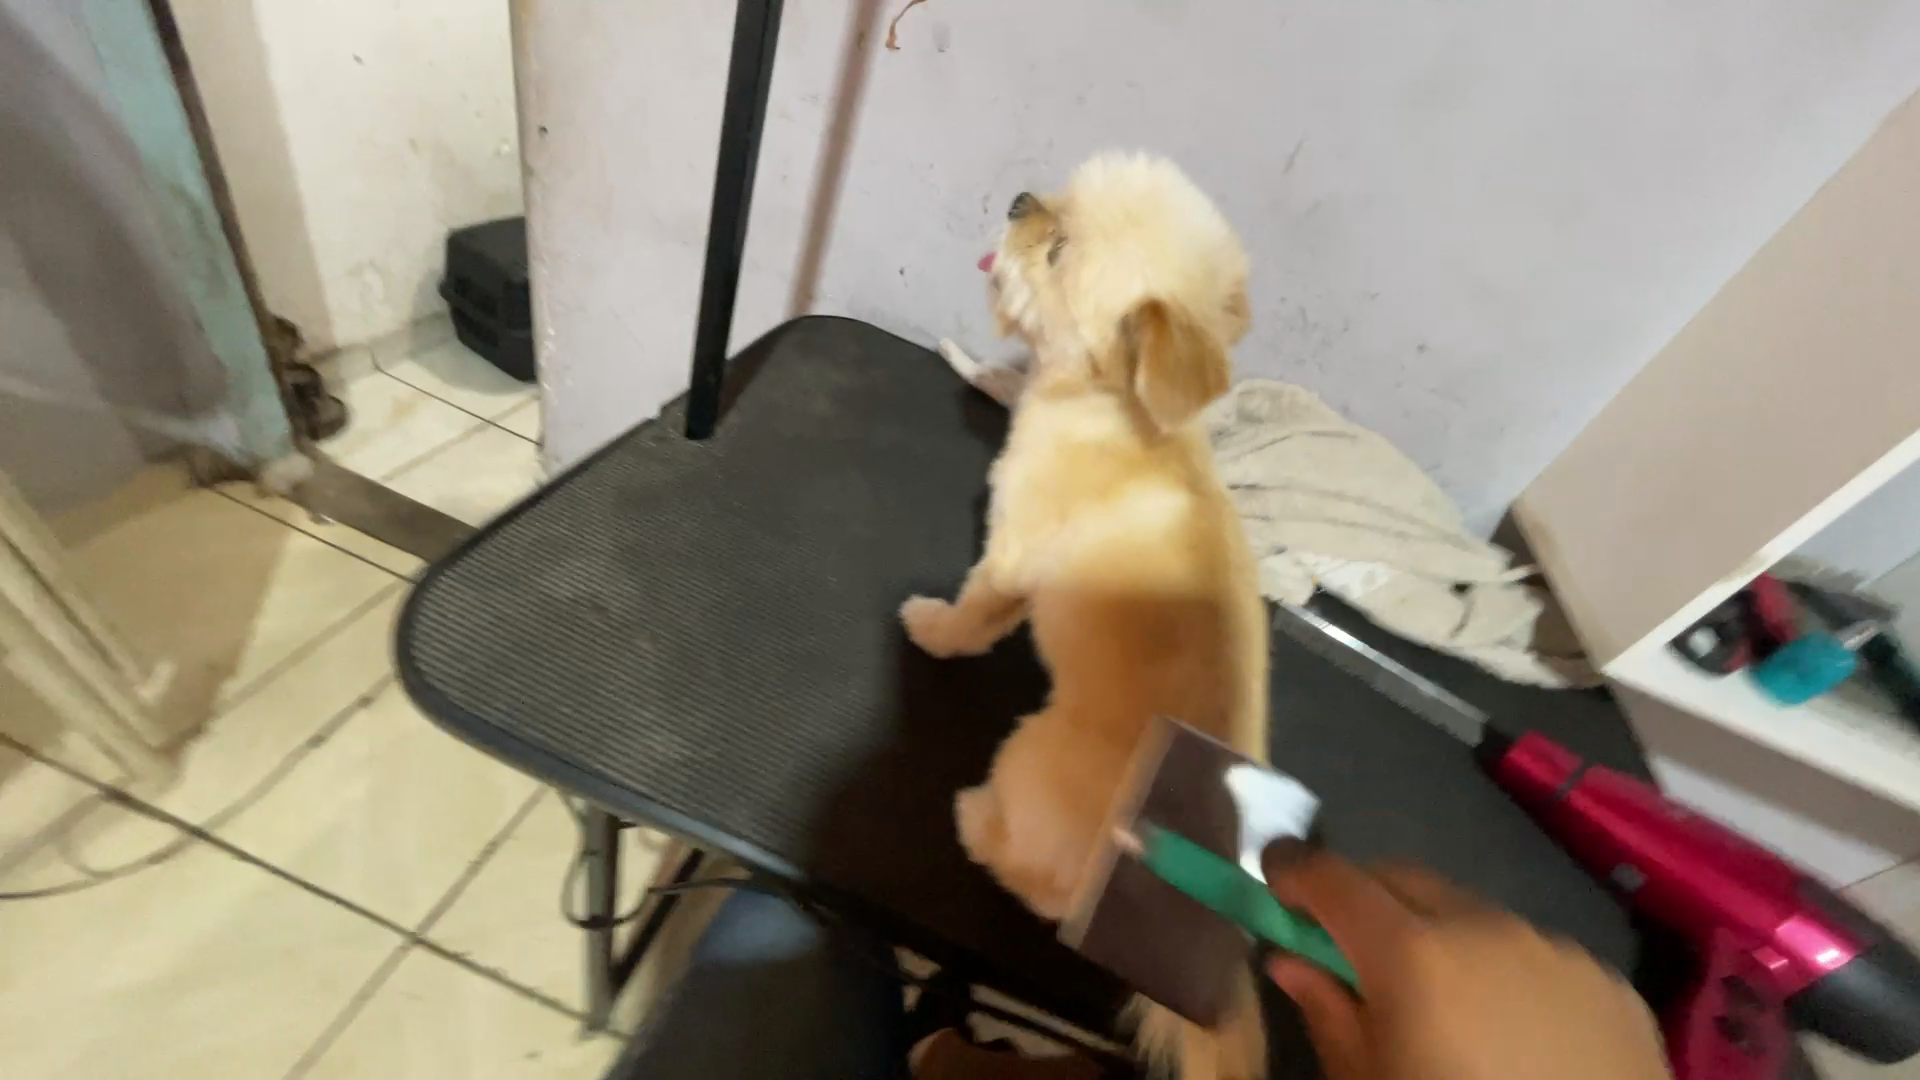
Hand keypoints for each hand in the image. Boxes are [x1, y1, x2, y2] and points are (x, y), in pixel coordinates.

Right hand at [1262, 846, 1670, 1079]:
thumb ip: (1325, 1010)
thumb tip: (1289, 958)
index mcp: (1410, 952)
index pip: (1329, 874)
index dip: (1292, 870)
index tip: (1275, 886)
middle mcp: (1480, 926)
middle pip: (1395, 877)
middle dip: (1359, 898)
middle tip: (1347, 947)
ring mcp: (1551, 949)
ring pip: (1463, 910)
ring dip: (1432, 931)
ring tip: (1443, 1002)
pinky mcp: (1607, 983)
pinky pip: (1529, 948)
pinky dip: (1499, 967)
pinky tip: (1515, 1030)